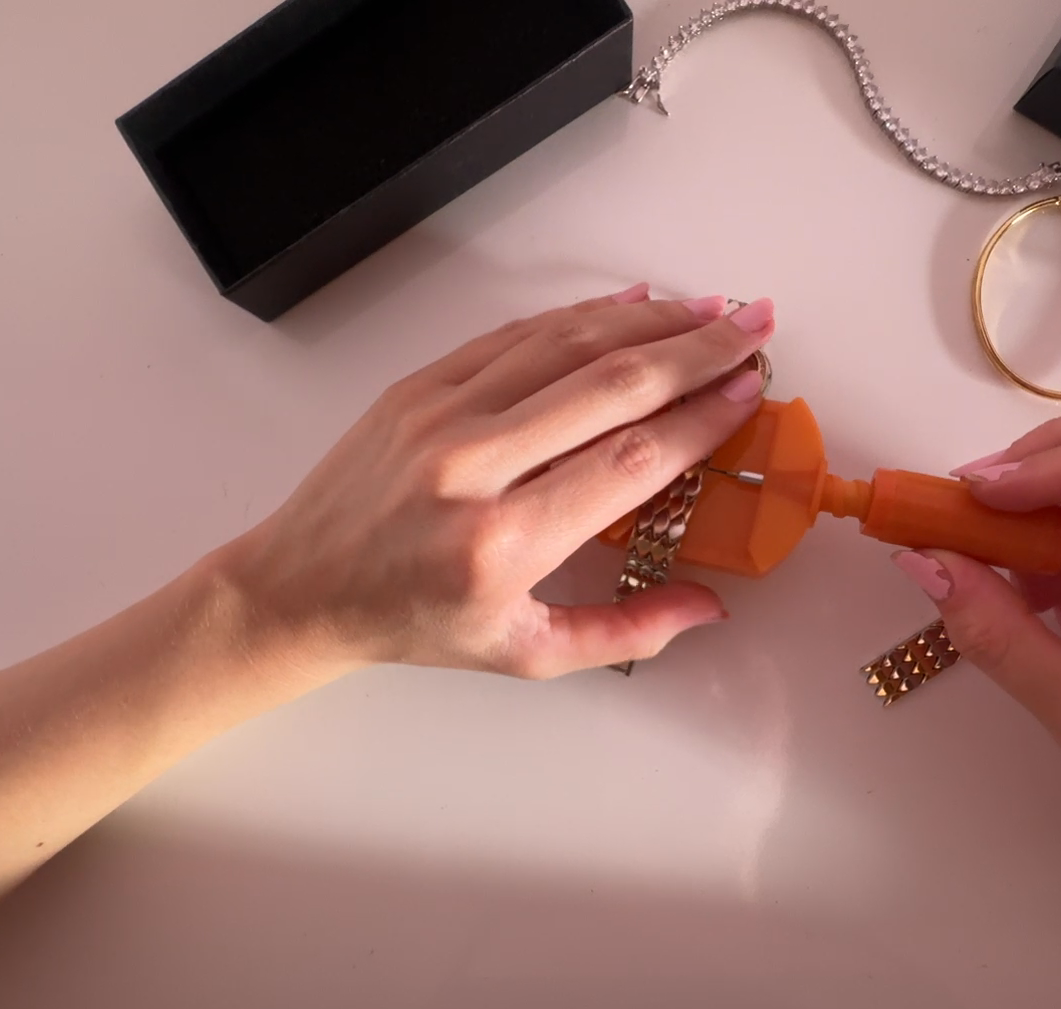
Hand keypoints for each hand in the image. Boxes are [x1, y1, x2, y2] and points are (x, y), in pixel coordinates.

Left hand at [219, 287, 773, 678]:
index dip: (701, 420)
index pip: (631, 460)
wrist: (305, 584)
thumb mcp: (525, 652)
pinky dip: (580, 314)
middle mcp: (473, 464)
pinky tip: (631, 303)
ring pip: (566, 344)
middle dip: (696, 351)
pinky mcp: (420, 384)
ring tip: (710, 310)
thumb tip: (711, 606)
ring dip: (649, 321)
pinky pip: (516, 334)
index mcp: (504, 541)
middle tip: (755, 327)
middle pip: (610, 386)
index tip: (749, 393)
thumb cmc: (417, 624)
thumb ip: (625, 632)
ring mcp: (440, 412)